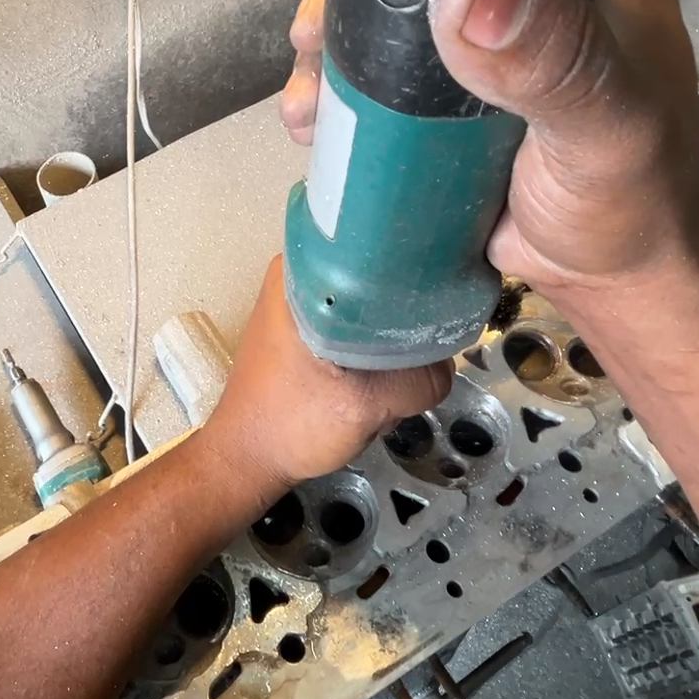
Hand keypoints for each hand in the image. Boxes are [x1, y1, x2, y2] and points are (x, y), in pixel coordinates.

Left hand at [202, 256, 449, 490]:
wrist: (248, 456)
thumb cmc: (289, 424)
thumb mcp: (363, 405)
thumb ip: (418, 380)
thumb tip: (444, 361)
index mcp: (302, 268)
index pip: (378, 242)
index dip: (419, 262)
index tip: (451, 286)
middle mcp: (302, 271)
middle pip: (381, 273)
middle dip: (409, 308)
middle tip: (429, 339)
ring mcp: (307, 299)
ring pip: (375, 303)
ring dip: (394, 336)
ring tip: (402, 364)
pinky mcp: (313, 326)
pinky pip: (362, 323)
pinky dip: (378, 347)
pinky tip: (383, 372)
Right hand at [280, 0, 698, 297]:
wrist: (604, 274)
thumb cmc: (626, 199)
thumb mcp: (603, 125)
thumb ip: (551, 60)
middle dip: (344, 6)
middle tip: (309, 45)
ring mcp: (475, 46)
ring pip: (382, 27)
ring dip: (328, 59)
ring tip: (305, 106)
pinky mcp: (441, 98)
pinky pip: (378, 81)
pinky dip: (337, 98)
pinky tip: (312, 124)